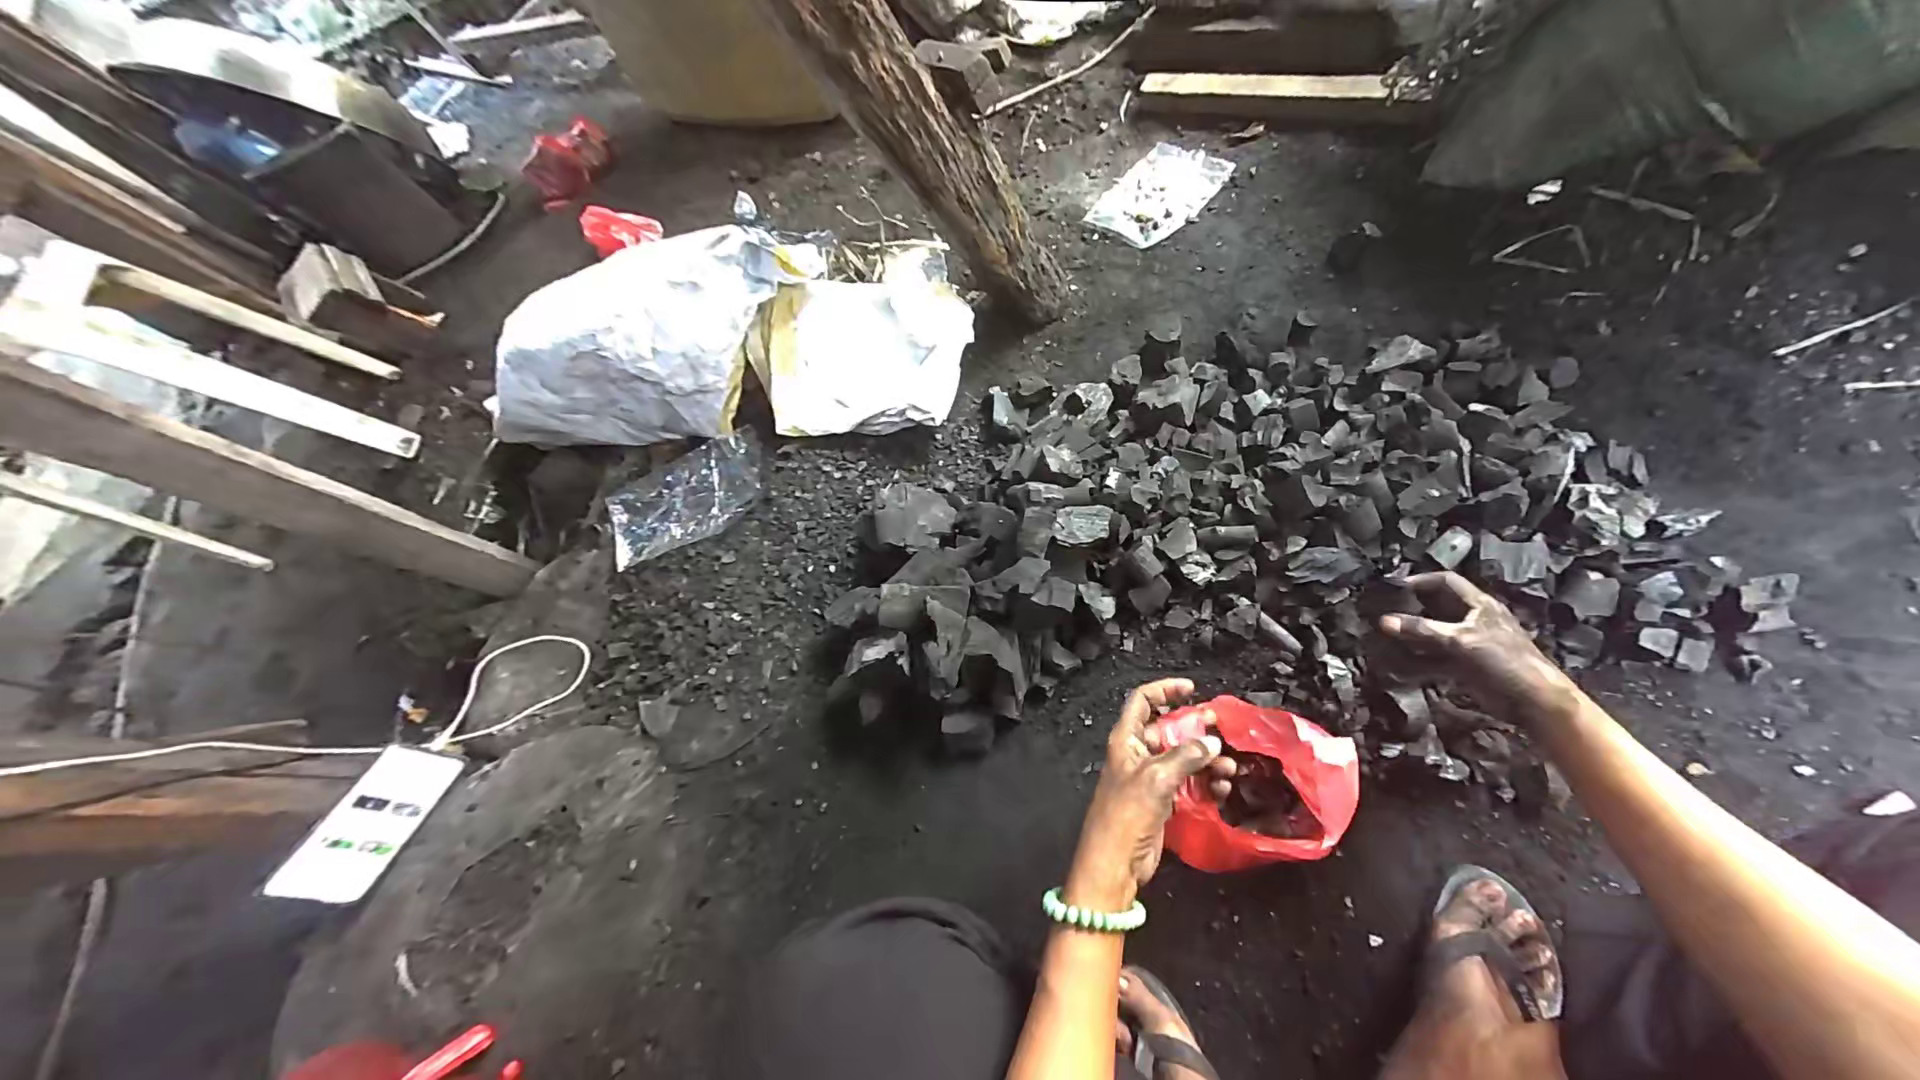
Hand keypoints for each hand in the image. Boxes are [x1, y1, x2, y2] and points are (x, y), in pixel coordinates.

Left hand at [1065, 679, 1236, 910]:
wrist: (1115, 861)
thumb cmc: (1126, 814)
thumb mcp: (1156, 779)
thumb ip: (1185, 756)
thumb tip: (1211, 743)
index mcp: (1126, 740)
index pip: (1142, 701)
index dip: (1165, 690)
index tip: (1191, 689)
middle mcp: (1138, 753)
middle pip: (1170, 729)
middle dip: (1196, 730)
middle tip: (1222, 733)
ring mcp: (1151, 777)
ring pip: (1184, 757)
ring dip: (1207, 760)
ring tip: (1228, 769)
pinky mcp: (1163, 799)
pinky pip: (1188, 782)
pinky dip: (1205, 782)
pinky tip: (1221, 789)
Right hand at [1377, 572, 1578, 718]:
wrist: (1535, 702)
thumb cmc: (1505, 661)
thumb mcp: (1461, 640)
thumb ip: (1422, 630)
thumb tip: (1383, 620)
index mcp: (1479, 605)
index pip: (1446, 582)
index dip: (1420, 580)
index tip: (1392, 588)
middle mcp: (1472, 620)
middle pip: (1435, 607)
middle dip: (1409, 609)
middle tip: (1381, 611)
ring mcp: (1468, 643)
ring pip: (1432, 633)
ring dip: (1409, 636)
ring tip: (1382, 636)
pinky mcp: (1464, 665)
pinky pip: (1433, 657)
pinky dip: (1415, 660)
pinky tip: (1396, 663)